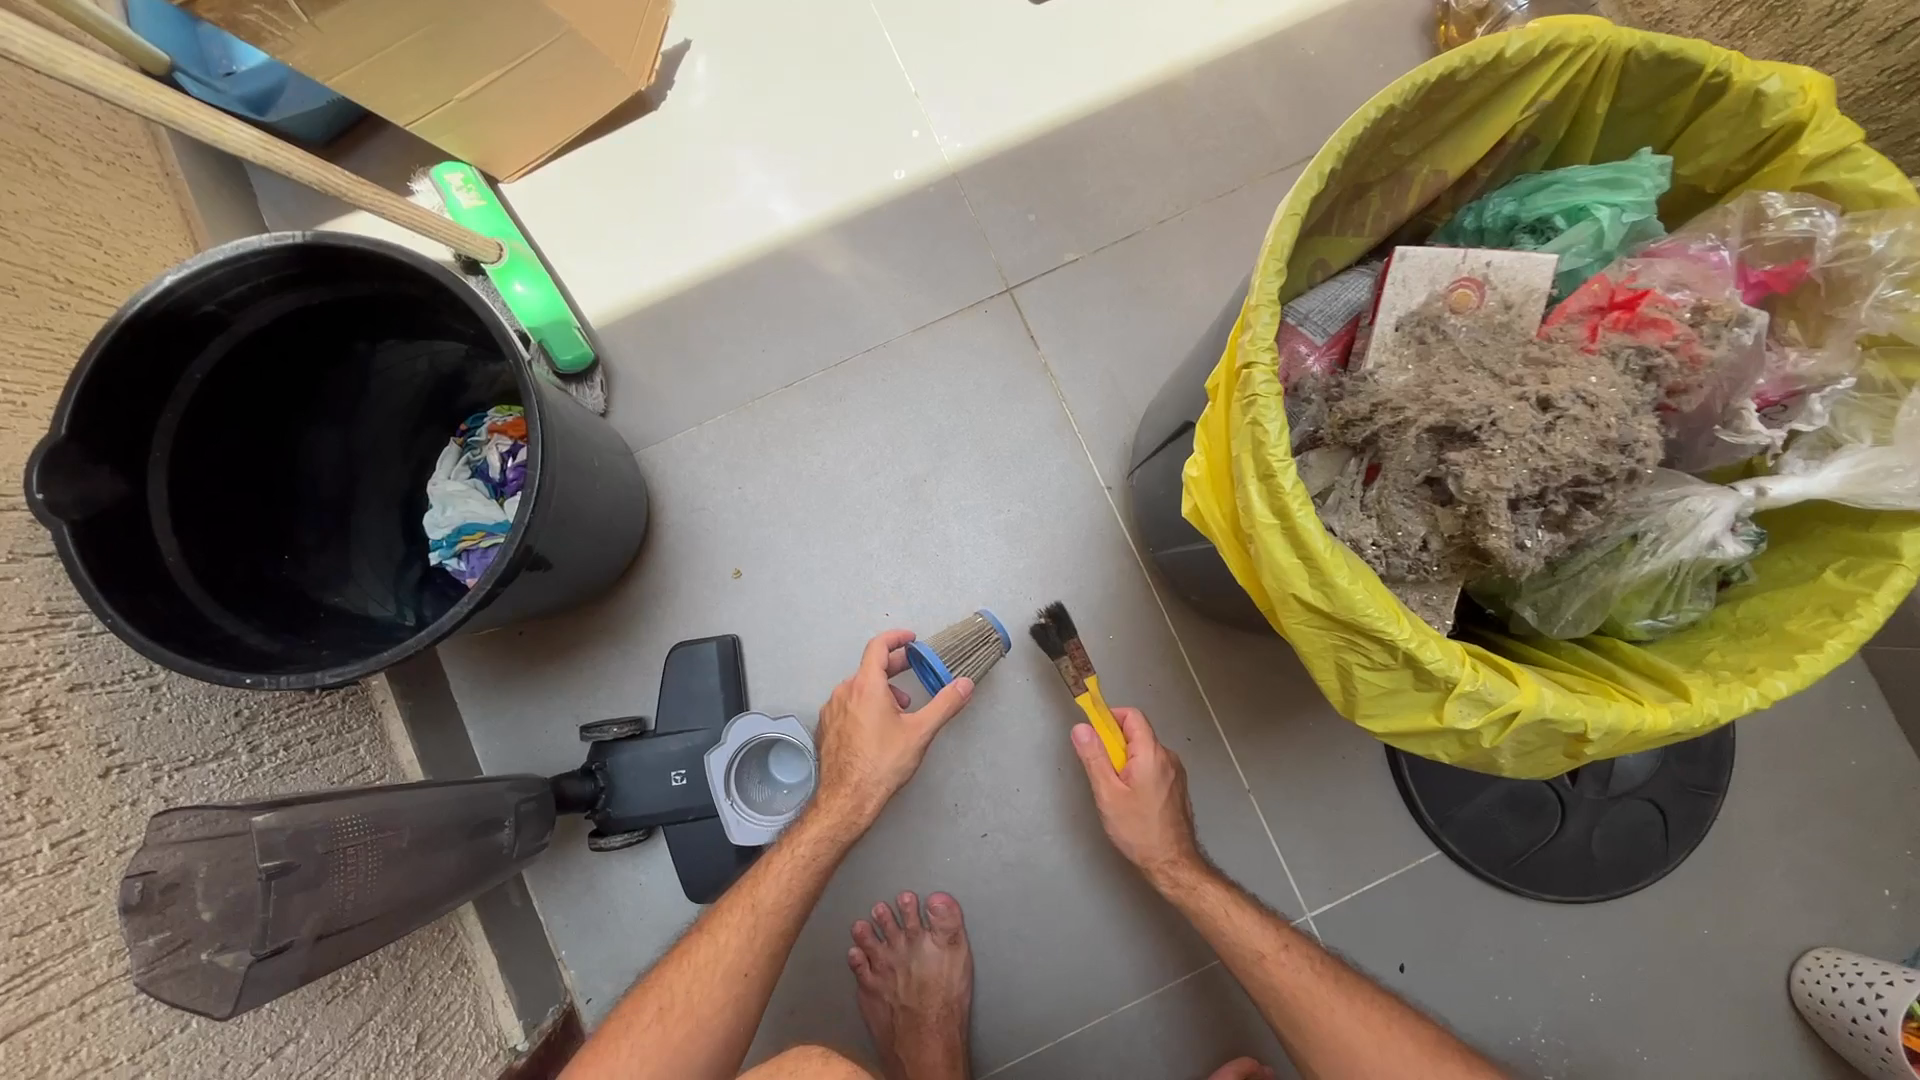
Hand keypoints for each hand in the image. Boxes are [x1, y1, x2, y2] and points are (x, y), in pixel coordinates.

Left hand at [814, 630, 972, 824]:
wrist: (847, 799)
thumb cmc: (879, 766)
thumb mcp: (921, 731)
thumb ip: (945, 704)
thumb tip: (963, 685)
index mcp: (866, 686)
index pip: (878, 646)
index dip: (896, 638)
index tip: (909, 639)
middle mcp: (845, 693)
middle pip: (869, 667)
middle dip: (893, 665)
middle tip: (911, 667)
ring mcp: (832, 710)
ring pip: (858, 687)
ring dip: (881, 689)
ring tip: (899, 707)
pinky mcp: (827, 727)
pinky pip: (847, 705)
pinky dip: (864, 705)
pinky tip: (878, 725)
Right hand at [1069, 707, 1202, 885]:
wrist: (1172, 864)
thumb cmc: (1138, 830)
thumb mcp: (1107, 793)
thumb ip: (1094, 757)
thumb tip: (1082, 728)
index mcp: (1151, 753)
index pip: (1132, 715)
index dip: (1109, 717)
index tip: (1093, 733)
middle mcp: (1168, 756)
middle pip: (1137, 733)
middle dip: (1115, 744)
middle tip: (1102, 770)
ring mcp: (1175, 772)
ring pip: (1145, 751)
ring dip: (1126, 760)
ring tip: (1116, 789)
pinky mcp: (1177, 786)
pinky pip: (1154, 766)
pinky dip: (1139, 771)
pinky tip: (1131, 798)